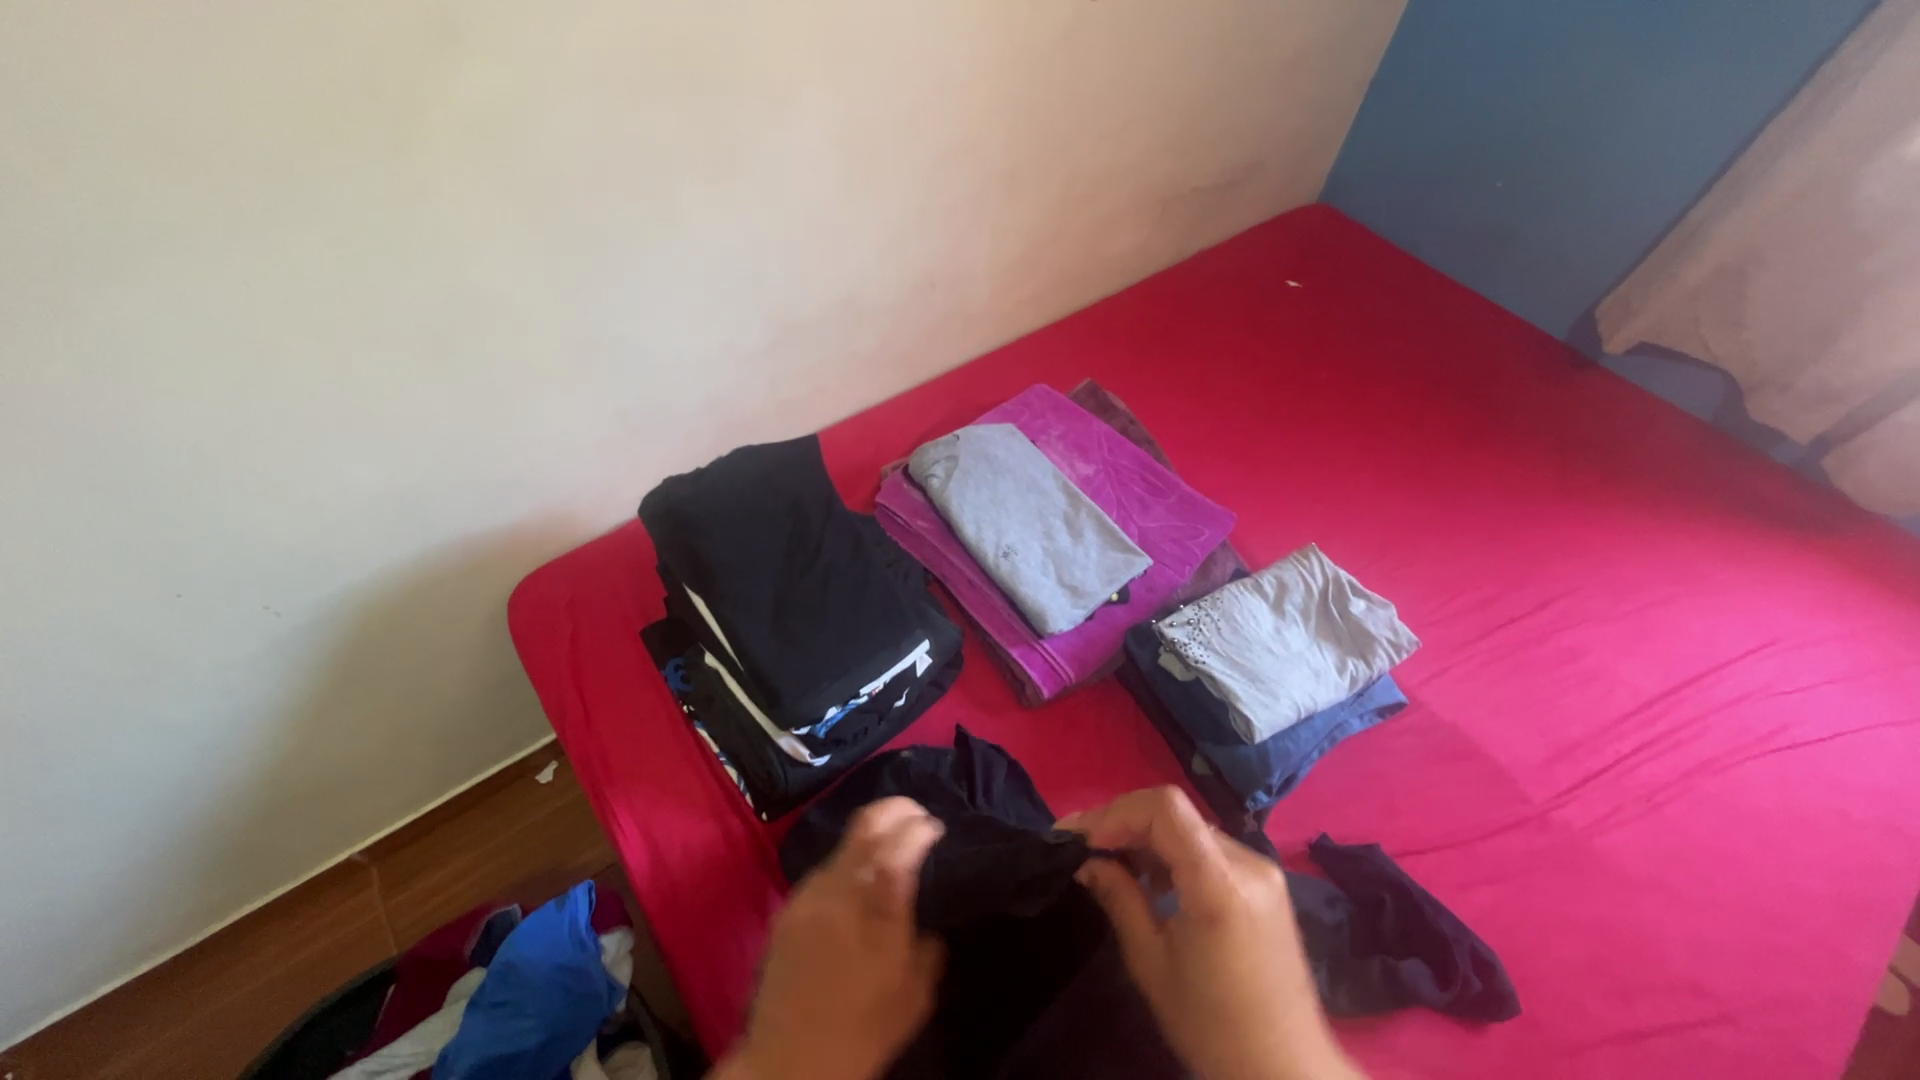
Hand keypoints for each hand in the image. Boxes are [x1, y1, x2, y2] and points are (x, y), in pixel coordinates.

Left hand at [714, 797, 946, 1079]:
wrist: (789, 1060)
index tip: (936, 827)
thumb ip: (928, 944)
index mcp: (877, 910)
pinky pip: (824, 870)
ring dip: (870, 836)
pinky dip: (847, 863)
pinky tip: (857, 885)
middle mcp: (840, 889)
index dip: (921, 827)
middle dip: (896, 810)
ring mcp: (809, 894)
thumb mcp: (916, 993)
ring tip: (889, 849)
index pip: (900, 844)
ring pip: (843, 844)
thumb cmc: (864, 1030)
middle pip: (866, 824)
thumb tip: (930, 918)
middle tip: (916, 815)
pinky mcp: (789, 907)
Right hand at [1061, 787, 1362, 1079]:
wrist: (1285, 1068)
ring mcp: (1262, 870)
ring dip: (1145, 835)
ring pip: (1190, 826)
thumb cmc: (1212, 1027)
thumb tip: (1086, 860)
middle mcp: (1248, 863)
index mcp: (1220, 885)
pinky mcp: (1265, 882)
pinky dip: (1171, 850)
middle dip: (1122, 822)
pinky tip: (1149, 877)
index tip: (1082, 842)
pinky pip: (1208, 846)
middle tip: (1080, 846)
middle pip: (1175, 813)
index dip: (1116, 813)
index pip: (1166, 809)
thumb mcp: (1151, 963)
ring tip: (1107, 861)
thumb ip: (1119, 898)